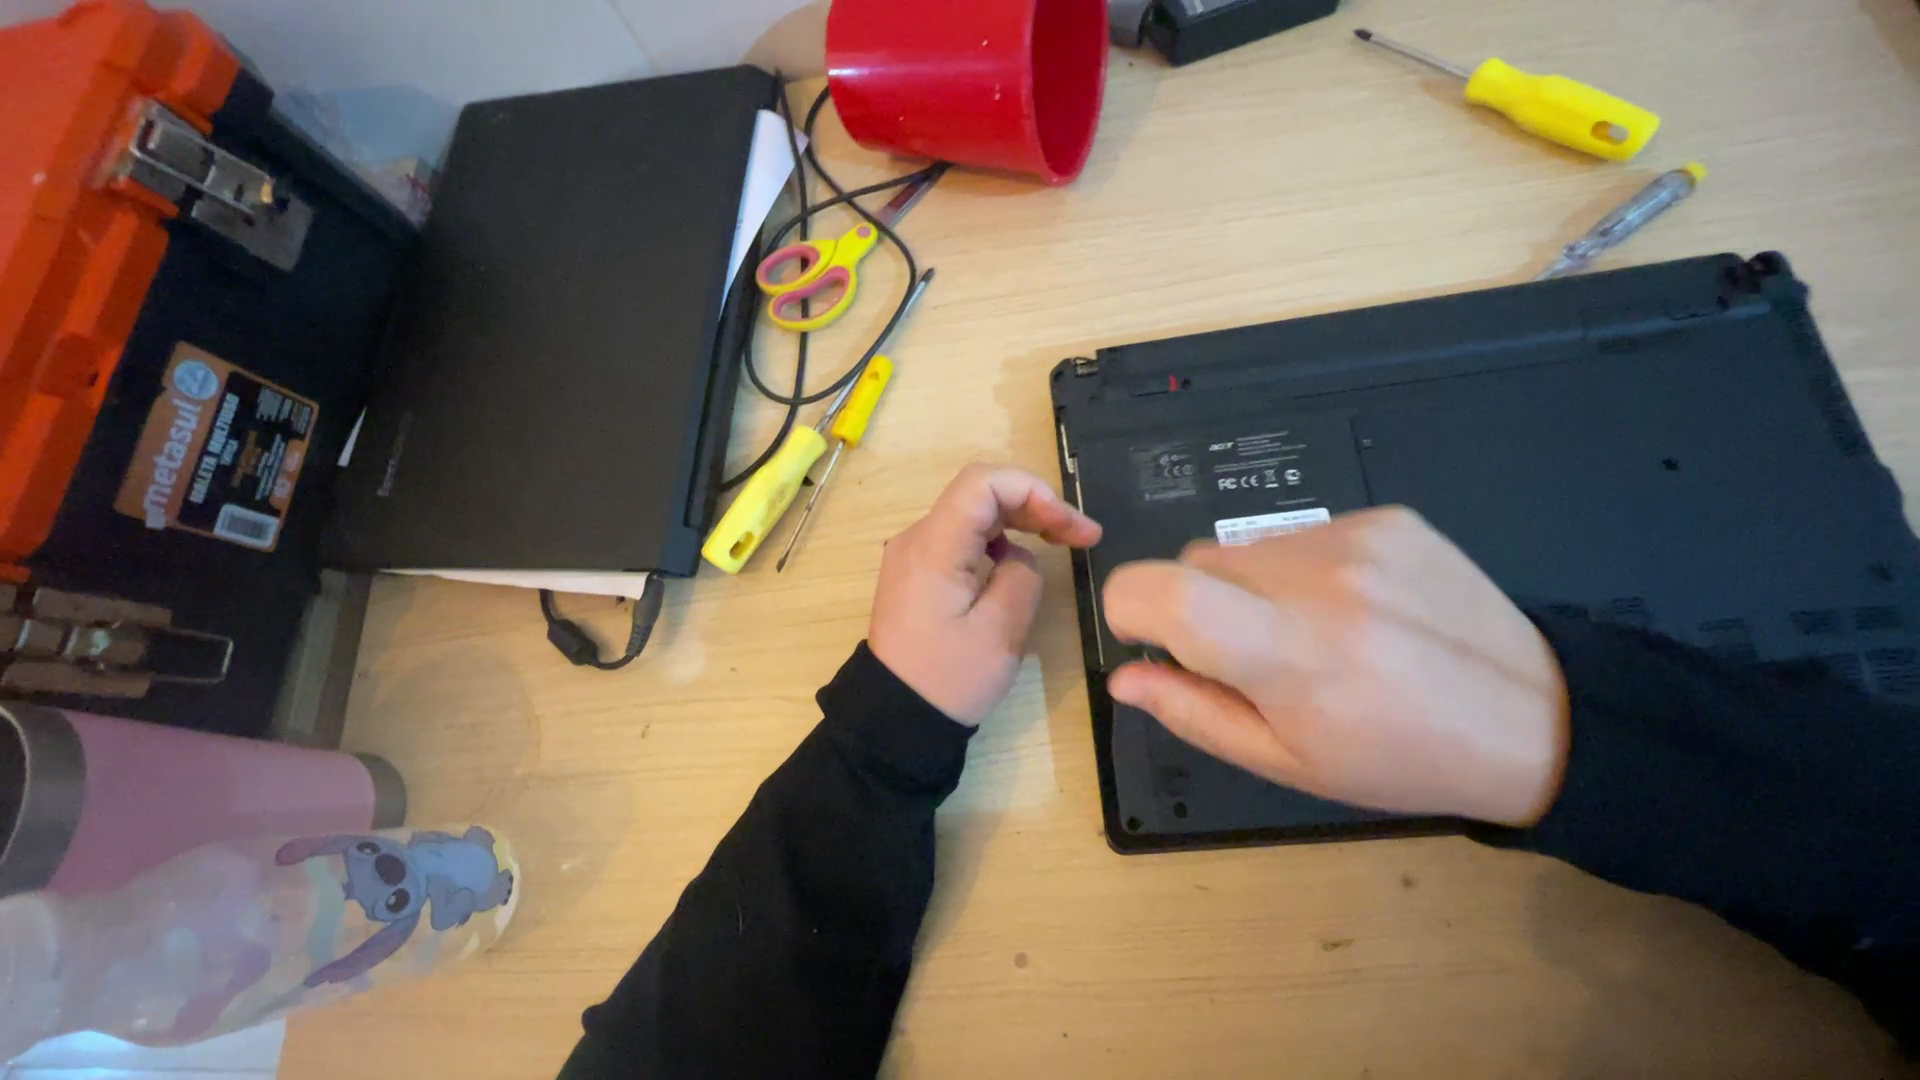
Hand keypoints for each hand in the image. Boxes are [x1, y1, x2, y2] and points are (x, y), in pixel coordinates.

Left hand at [869, 465, 1102, 725]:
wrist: (896, 717)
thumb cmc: (949, 680)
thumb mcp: (1000, 632)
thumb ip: (1022, 577)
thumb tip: (1018, 556)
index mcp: (934, 547)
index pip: (983, 483)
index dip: (1034, 491)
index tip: (1069, 527)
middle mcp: (918, 539)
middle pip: (981, 493)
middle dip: (1035, 504)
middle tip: (1082, 535)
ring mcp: (915, 554)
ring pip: (973, 513)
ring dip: (1020, 519)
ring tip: (1064, 542)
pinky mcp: (919, 572)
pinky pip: (962, 538)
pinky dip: (999, 539)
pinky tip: (1022, 561)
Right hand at [1100, 507, 1568, 825]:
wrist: (1536, 719)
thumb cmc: (1397, 757)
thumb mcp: (1287, 761)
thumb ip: (1193, 712)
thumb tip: (1124, 676)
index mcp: (1288, 654)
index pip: (1160, 591)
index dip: (1129, 606)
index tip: (1148, 637)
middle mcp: (1316, 580)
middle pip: (1193, 561)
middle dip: (1198, 606)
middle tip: (1255, 656)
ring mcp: (1354, 538)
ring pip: (1243, 549)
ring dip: (1251, 588)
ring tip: (1314, 632)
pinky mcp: (1384, 516)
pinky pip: (1297, 535)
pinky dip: (1301, 570)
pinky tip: (1353, 607)